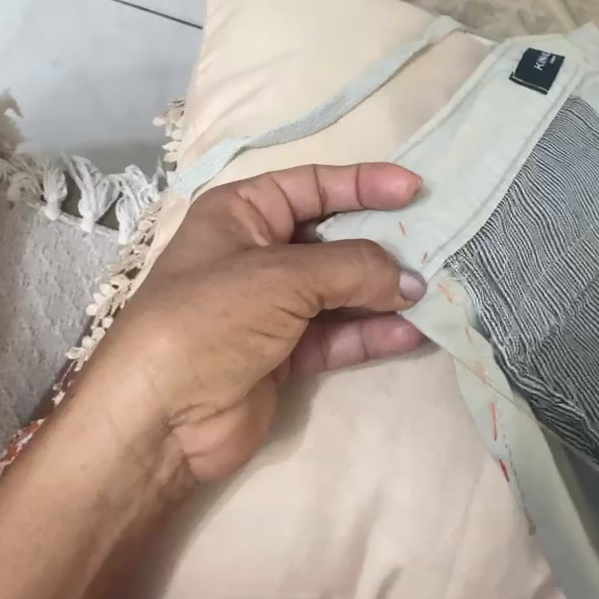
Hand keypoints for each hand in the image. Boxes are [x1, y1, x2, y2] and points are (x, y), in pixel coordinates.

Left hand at [79, 163, 429, 482]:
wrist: (161, 415)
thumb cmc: (210, 317)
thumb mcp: (280, 276)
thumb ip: (351, 269)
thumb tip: (410, 279)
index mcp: (240, 213)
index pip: (310, 185)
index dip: (362, 183)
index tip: (415, 189)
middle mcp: (256, 254)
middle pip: (330, 238)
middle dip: (381, 243)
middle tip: (437, 246)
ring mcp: (270, 307)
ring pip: (339, 291)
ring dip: (383, 293)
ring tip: (436, 292)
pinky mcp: (283, 355)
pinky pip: (336, 336)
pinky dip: (371, 334)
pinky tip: (413, 332)